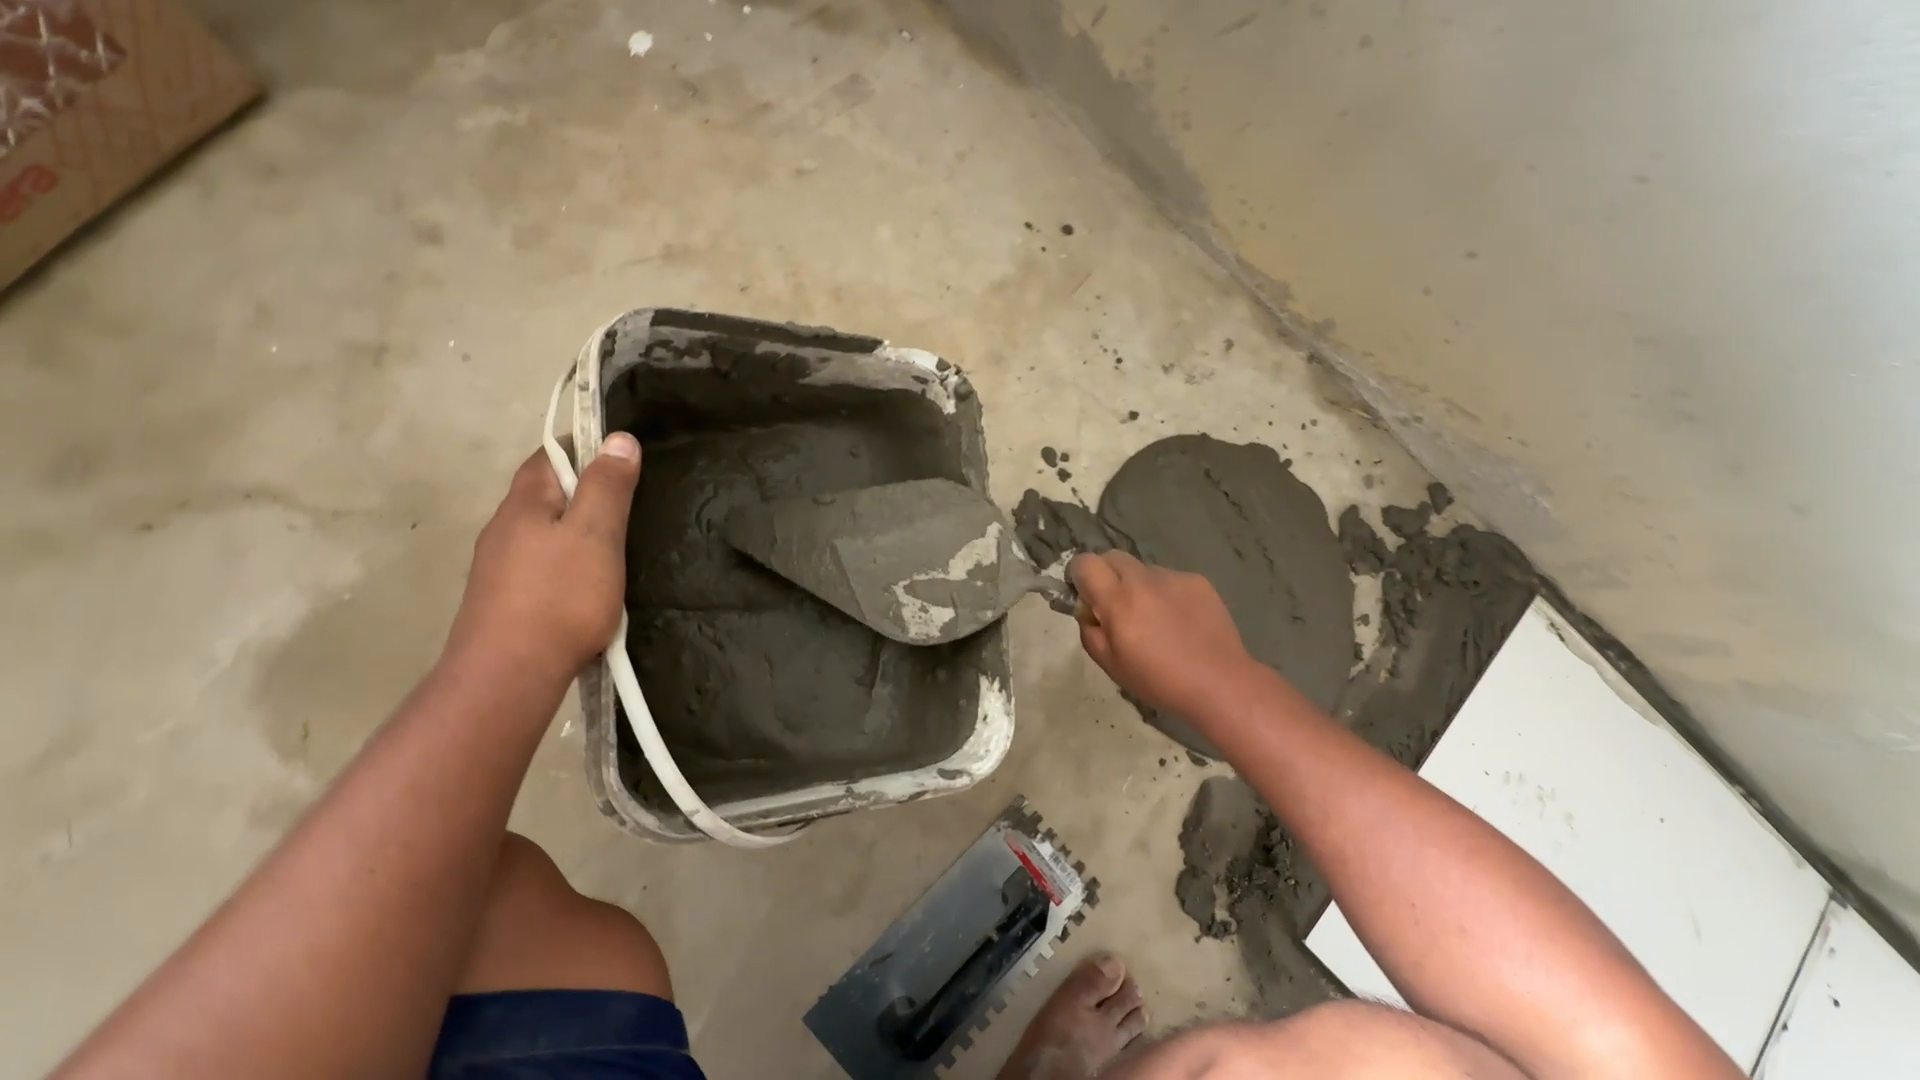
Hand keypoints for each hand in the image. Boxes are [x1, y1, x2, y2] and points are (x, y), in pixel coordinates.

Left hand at [444, 434, 642, 682]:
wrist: (508, 676)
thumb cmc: (559, 598)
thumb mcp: (596, 535)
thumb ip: (607, 487)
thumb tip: (618, 438)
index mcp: (524, 504)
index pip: (550, 455)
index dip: (585, 449)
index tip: (624, 460)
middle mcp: (503, 529)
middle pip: (546, 496)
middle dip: (585, 496)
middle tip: (631, 509)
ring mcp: (499, 569)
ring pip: (544, 536)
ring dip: (576, 536)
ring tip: (616, 552)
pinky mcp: (505, 603)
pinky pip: (541, 571)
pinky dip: (567, 570)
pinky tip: (588, 592)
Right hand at [1070, 551, 1256, 718]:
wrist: (1220, 683)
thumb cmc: (1160, 681)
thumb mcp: (1111, 666)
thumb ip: (1090, 632)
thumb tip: (1088, 613)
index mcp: (1118, 601)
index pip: (1085, 563)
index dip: (1079, 576)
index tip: (1085, 598)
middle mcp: (1144, 580)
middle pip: (1112, 557)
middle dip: (1106, 575)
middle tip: (1116, 608)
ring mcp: (1174, 578)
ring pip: (1143, 569)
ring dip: (1138, 586)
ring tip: (1154, 621)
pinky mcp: (1198, 581)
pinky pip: (1170, 579)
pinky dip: (1165, 594)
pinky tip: (1179, 622)